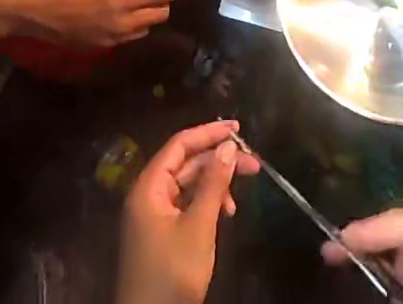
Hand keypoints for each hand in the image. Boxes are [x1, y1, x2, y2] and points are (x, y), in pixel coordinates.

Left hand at [118, 121, 260, 303]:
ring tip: (243, 189)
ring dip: (217, 182)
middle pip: (187, 163)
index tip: (238, 129)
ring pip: (190, 184)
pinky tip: (227, 212)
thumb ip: (214, 182)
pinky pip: (187, 203)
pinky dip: (208, 202)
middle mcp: (149, 195)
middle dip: (220, 160)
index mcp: (149, 188)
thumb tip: (228, 145)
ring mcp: (155, 216)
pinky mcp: (162, 233)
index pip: (180, 145)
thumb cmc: (172, 273)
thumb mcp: (199, 226)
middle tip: (253, 162)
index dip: (209, 132)